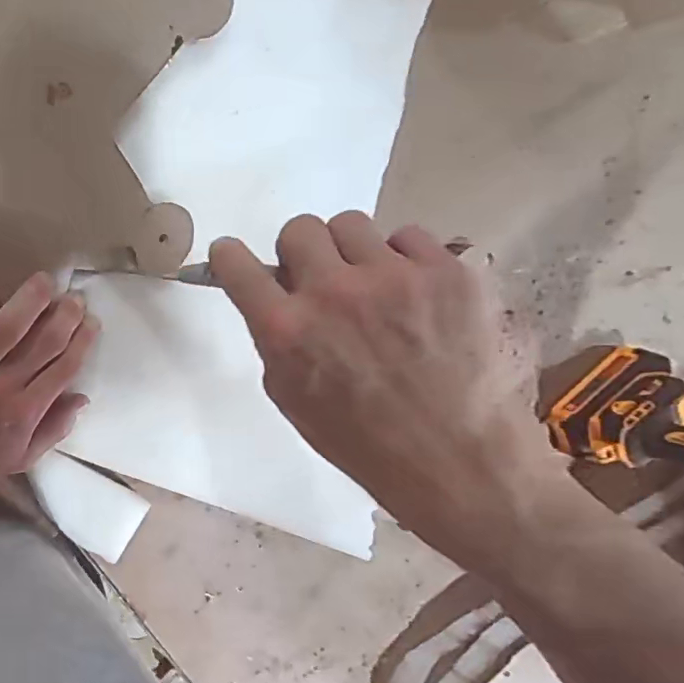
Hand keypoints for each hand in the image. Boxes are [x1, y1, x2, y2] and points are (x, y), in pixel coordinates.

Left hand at [0, 266, 98, 492]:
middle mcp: (3, 384)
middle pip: (44, 343)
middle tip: (75, 299)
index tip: (91, 323)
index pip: (64, 368)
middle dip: (66, 316)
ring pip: (7, 327)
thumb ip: (54, 429)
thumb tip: (82, 397)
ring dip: (30, 300)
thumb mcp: (21, 458)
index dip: (82, 342)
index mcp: (27, 410)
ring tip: (45, 281)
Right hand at [209, 212, 560, 544]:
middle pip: (299, 229)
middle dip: (301, 252)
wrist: (454, 457)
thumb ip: (277, 341)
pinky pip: (410, 237)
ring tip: (372, 287)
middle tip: (318, 279)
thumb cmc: (362, 440)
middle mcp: (333, 292)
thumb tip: (276, 300)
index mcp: (287, 330)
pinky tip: (414, 295)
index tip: (232, 256)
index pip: (236, 266)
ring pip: (353, 225)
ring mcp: (394, 276)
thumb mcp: (292, 398)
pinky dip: (403, 260)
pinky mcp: (448, 270)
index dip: (229, 256)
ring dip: (351, 253)